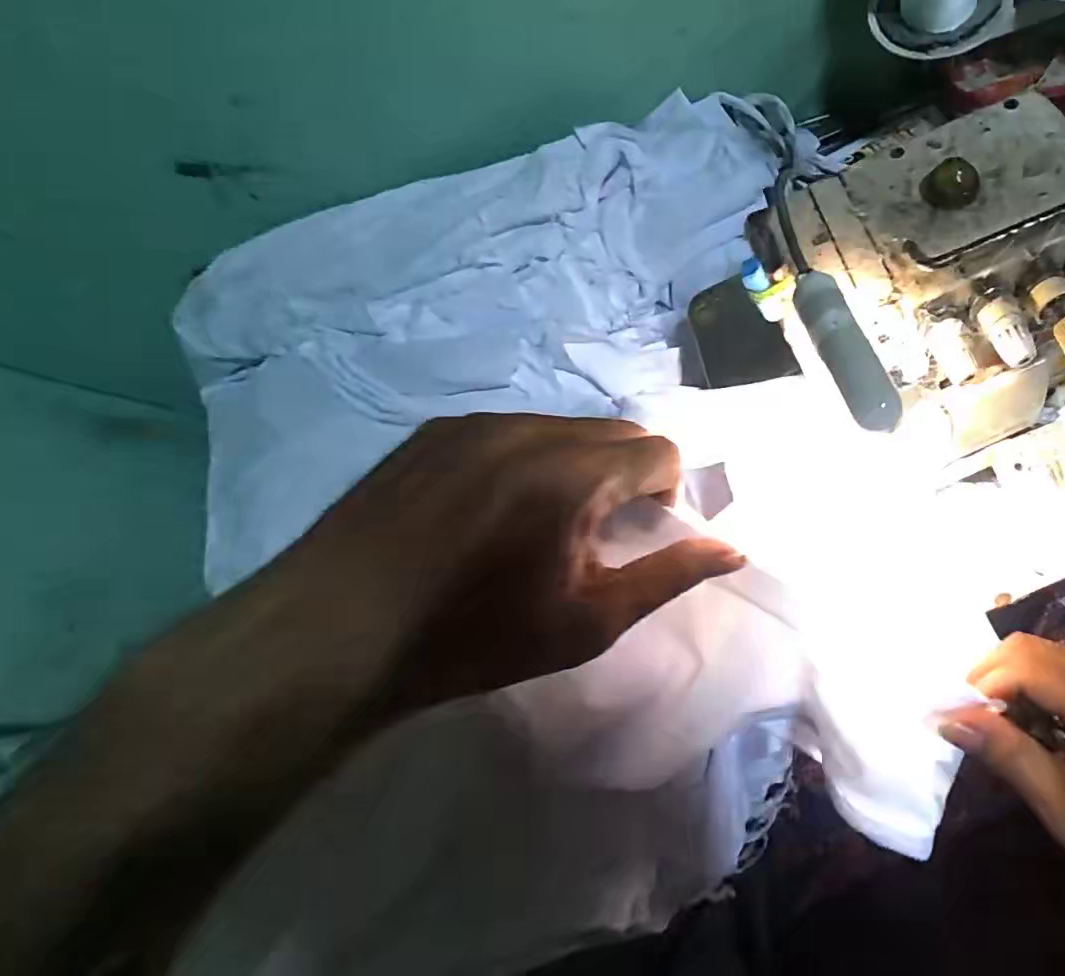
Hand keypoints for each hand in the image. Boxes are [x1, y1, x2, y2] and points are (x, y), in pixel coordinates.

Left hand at [248, 414, 746, 714]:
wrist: (329, 639)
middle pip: (618, 432)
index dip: (666, 492)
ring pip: (567, 427)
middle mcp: (531, 430)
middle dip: (628, 474)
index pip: (661, 451)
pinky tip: (489, 508)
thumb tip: (735, 550)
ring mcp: (476, 424)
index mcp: (574, 474)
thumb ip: (671, 575)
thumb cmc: (475, 638)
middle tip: (596, 530)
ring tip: (539, 520)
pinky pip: (514, 429)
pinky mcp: (435, 431)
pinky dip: (531, 457)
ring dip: (580, 463)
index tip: (638, 533)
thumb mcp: (590, 621)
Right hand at [939, 633, 1064, 891]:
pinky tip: (1020, 724)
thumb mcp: (1061, 807)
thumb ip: (1007, 755)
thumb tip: (947, 719)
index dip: (982, 689)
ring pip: (1027, 650)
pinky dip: (1017, 685)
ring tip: (995, 730)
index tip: (956, 725)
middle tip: (971, 727)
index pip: (1024, 667)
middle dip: (985, 681)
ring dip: (999, 682)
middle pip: (1022, 648)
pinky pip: (1041, 662)